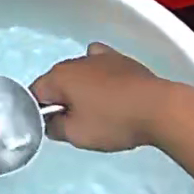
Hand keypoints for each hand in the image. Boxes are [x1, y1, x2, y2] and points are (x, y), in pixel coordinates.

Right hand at [30, 43, 178, 152]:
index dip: (40, 111)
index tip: (54, 127)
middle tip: (75, 124)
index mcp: (59, 77)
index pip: (36, 92)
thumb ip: (56, 128)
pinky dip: (96, 72)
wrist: (157, 108)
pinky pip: (98, 62)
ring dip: (79, 88)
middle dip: (60, 100)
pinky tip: (106, 84)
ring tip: (95, 109)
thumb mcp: (78, 135)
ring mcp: (97, 57)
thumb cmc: (113, 121)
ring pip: (77, 72)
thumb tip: (50, 122)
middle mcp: (73, 61)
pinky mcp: (118, 58)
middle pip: (56, 81)